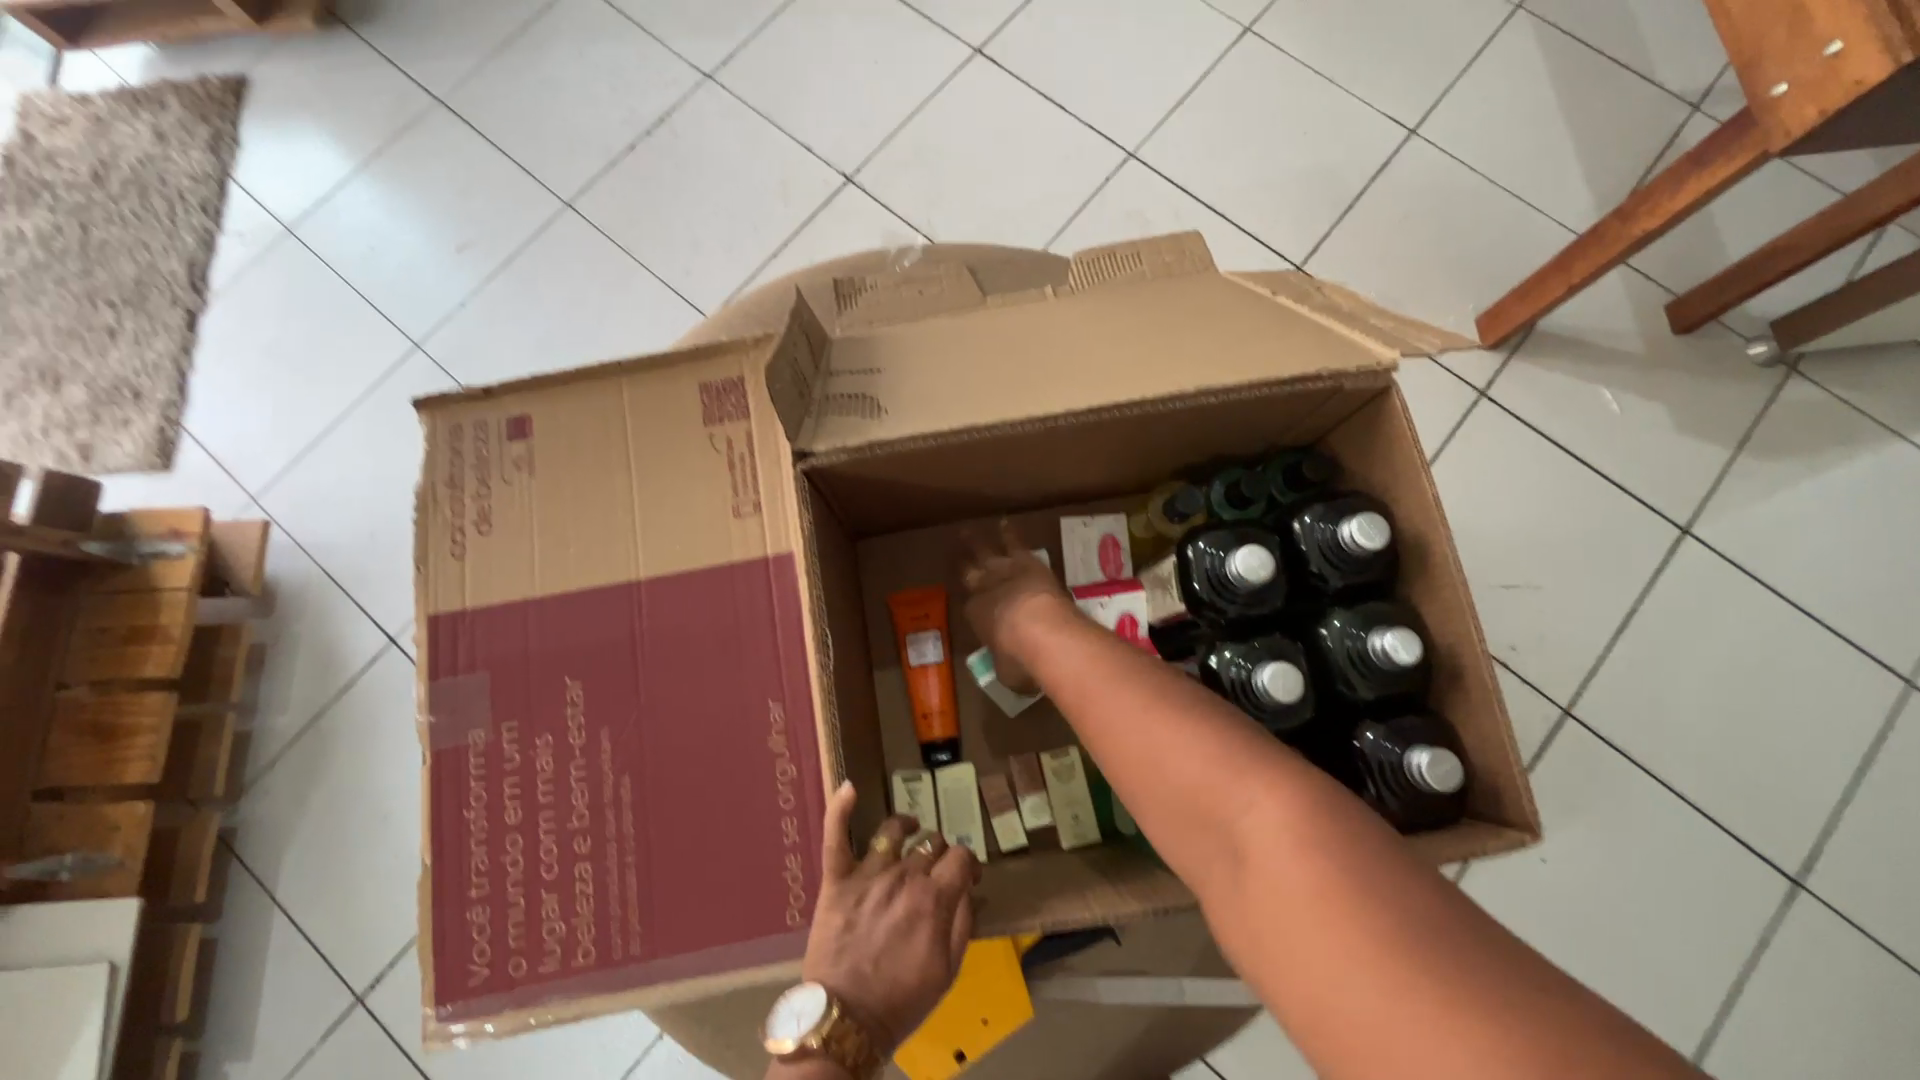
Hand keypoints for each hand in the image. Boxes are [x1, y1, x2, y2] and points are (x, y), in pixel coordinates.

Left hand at [803, 782, 980, 1050]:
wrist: (845, 1019)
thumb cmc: (901, 1000)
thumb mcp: (948, 970)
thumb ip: (963, 924)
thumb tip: (970, 891)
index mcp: (934, 898)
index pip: (961, 857)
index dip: (968, 865)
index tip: (967, 879)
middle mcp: (903, 876)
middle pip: (930, 845)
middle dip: (939, 854)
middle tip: (937, 872)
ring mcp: (867, 874)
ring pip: (892, 832)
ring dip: (906, 828)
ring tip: (911, 830)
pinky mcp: (835, 880)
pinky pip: (836, 836)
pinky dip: (841, 808)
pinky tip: (849, 787)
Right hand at [961, 521, 1075, 694]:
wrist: (1040, 630)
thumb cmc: (1020, 659)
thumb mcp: (1008, 671)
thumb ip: (1007, 664)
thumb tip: (1011, 670)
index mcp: (975, 617)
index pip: (971, 608)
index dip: (973, 606)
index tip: (973, 604)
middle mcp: (985, 590)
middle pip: (970, 573)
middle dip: (963, 564)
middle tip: (953, 551)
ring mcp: (1004, 572)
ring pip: (987, 553)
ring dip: (977, 543)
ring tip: (967, 532)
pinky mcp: (1028, 562)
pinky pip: (1015, 543)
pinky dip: (1009, 533)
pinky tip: (1004, 522)